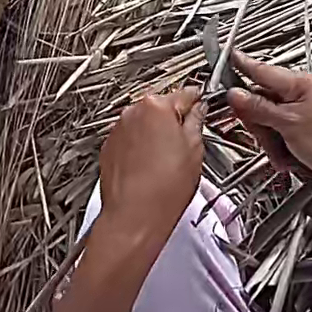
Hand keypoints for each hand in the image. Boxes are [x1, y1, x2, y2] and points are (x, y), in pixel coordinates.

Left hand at [95, 88, 202, 260]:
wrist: (133, 217)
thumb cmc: (162, 190)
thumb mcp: (194, 150)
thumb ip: (197, 122)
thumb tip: (198, 111)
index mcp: (157, 107)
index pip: (185, 93)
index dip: (198, 101)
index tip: (202, 106)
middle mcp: (133, 112)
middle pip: (162, 107)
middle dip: (174, 121)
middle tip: (187, 143)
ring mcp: (119, 129)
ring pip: (145, 122)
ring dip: (156, 134)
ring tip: (168, 161)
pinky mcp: (109, 147)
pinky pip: (131, 138)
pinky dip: (141, 147)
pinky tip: (152, 167)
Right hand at [226, 53, 311, 199]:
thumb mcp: (289, 124)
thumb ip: (258, 108)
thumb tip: (235, 94)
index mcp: (299, 85)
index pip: (261, 70)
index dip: (241, 65)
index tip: (226, 57)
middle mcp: (300, 95)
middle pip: (259, 101)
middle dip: (257, 122)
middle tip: (262, 134)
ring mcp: (301, 114)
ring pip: (266, 121)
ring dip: (268, 140)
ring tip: (280, 152)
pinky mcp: (303, 131)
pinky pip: (277, 136)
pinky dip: (278, 149)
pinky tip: (286, 158)